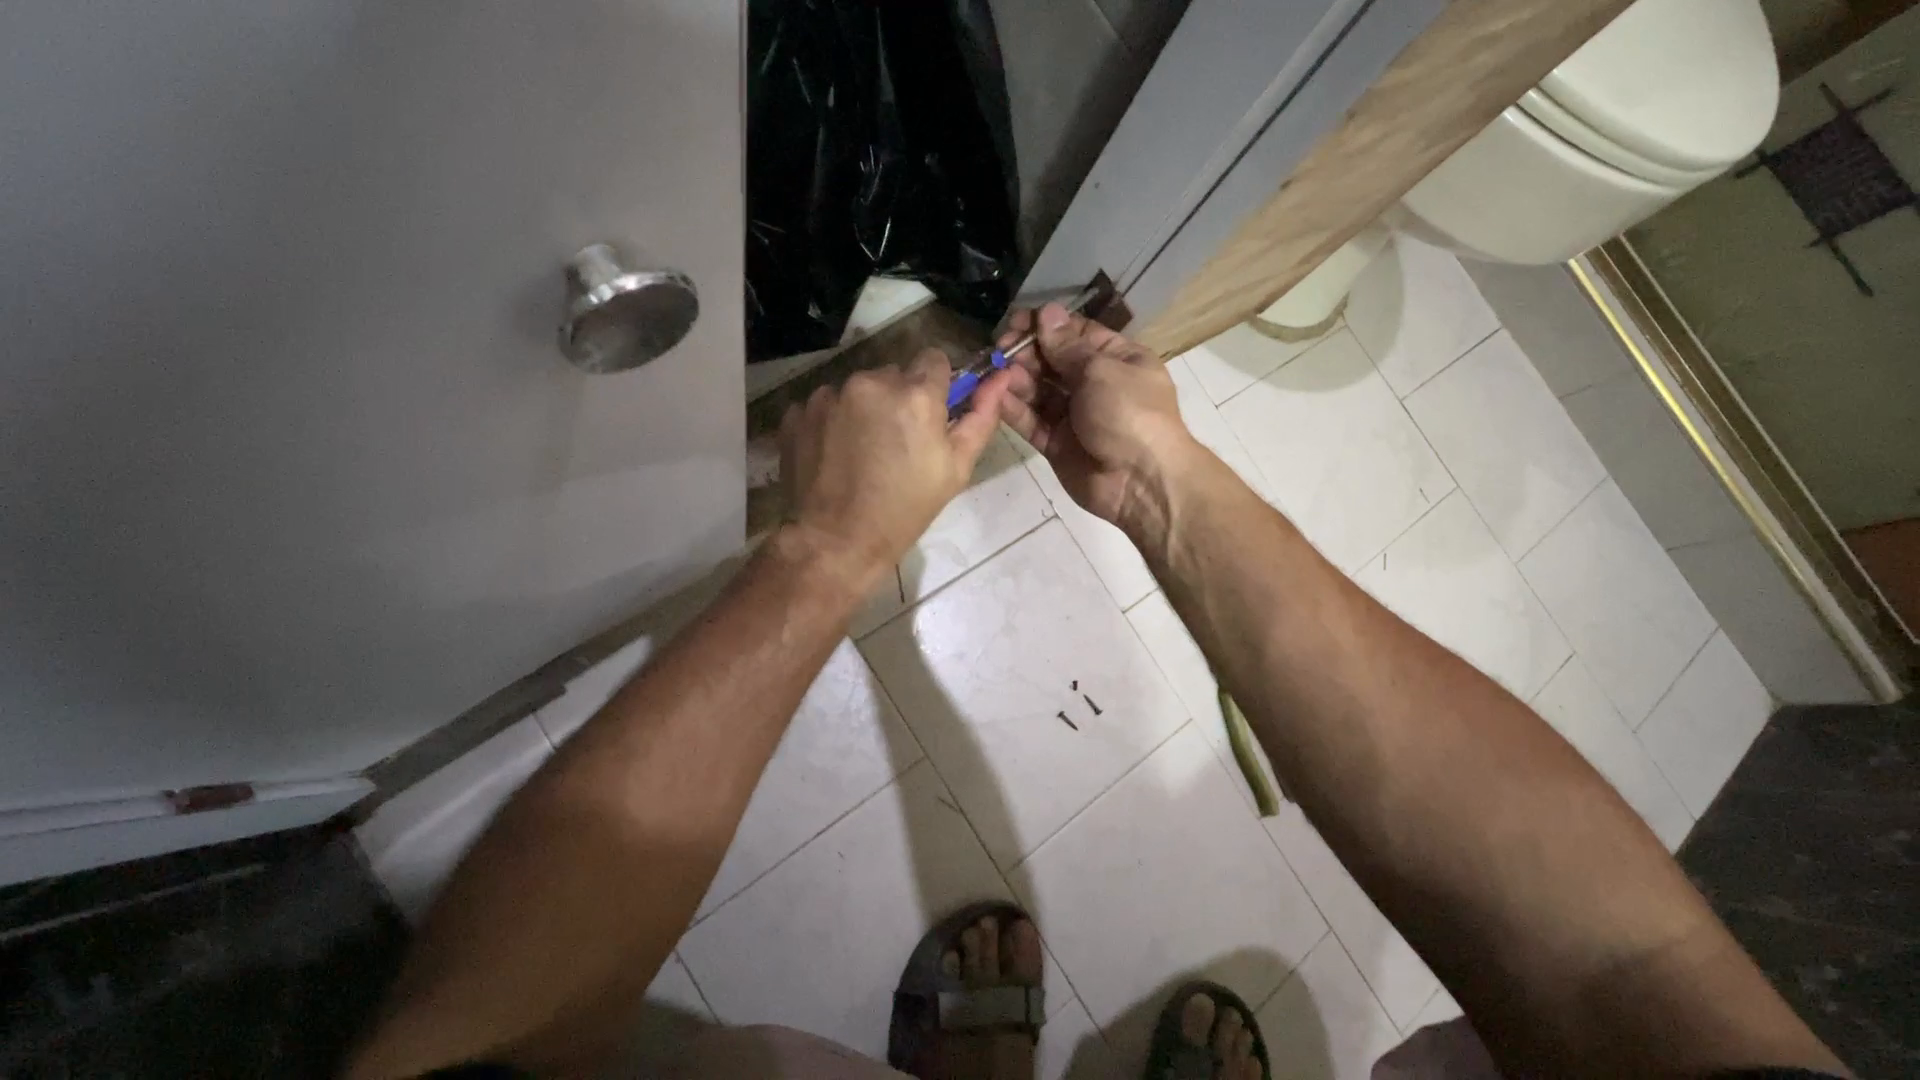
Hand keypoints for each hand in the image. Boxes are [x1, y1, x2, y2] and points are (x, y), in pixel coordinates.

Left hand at [779, 350, 1010, 588]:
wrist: (836, 541)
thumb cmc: (906, 510)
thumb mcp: (956, 468)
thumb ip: (981, 417)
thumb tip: (1001, 378)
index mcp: (916, 394)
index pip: (934, 359)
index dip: (936, 386)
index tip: (931, 415)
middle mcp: (871, 382)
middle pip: (894, 374)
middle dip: (899, 398)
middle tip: (897, 442)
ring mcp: (829, 395)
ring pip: (858, 389)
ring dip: (864, 409)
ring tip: (862, 452)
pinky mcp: (798, 412)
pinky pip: (825, 405)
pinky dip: (832, 422)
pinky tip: (835, 455)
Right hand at [998, 303, 1195, 536]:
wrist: (1142, 482)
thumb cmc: (1129, 413)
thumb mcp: (1101, 370)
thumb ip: (1067, 346)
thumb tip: (1047, 312)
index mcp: (1117, 359)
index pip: (1075, 334)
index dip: (1045, 326)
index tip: (1015, 322)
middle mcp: (1096, 384)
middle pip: (1053, 361)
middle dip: (1026, 353)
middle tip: (1000, 349)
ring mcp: (1075, 416)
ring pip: (1039, 391)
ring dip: (1017, 379)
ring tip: (996, 372)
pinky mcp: (1057, 444)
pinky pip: (1032, 421)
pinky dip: (1015, 409)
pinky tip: (995, 397)